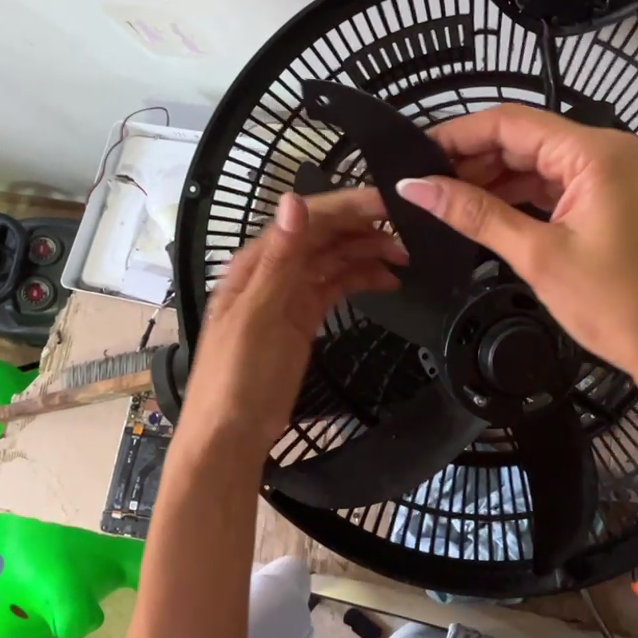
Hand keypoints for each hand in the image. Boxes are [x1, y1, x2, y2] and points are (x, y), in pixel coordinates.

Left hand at [178, 189, 403, 457]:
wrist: (230, 436)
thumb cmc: (236, 377)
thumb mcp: (257, 316)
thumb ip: (279, 260)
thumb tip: (294, 200)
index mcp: (256, 263)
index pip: (306, 220)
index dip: (346, 206)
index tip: (389, 202)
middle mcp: (273, 271)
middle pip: (322, 235)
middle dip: (363, 227)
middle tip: (408, 229)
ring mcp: (289, 295)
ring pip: (333, 260)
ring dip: (367, 252)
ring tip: (405, 257)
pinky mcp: (303, 318)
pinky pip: (335, 287)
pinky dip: (361, 280)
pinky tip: (388, 282)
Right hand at [395, 104, 637, 386]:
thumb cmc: (619, 304)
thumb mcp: (538, 255)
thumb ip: (475, 214)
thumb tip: (418, 187)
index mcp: (594, 152)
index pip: (510, 122)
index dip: (457, 134)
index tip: (414, 152)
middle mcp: (605, 152)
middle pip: (522, 139)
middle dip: (471, 160)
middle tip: (422, 184)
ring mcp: (609, 176)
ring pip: (534, 163)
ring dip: (491, 180)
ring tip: (443, 201)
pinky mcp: (608, 201)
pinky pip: (552, 186)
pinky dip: (517, 197)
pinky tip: (482, 212)